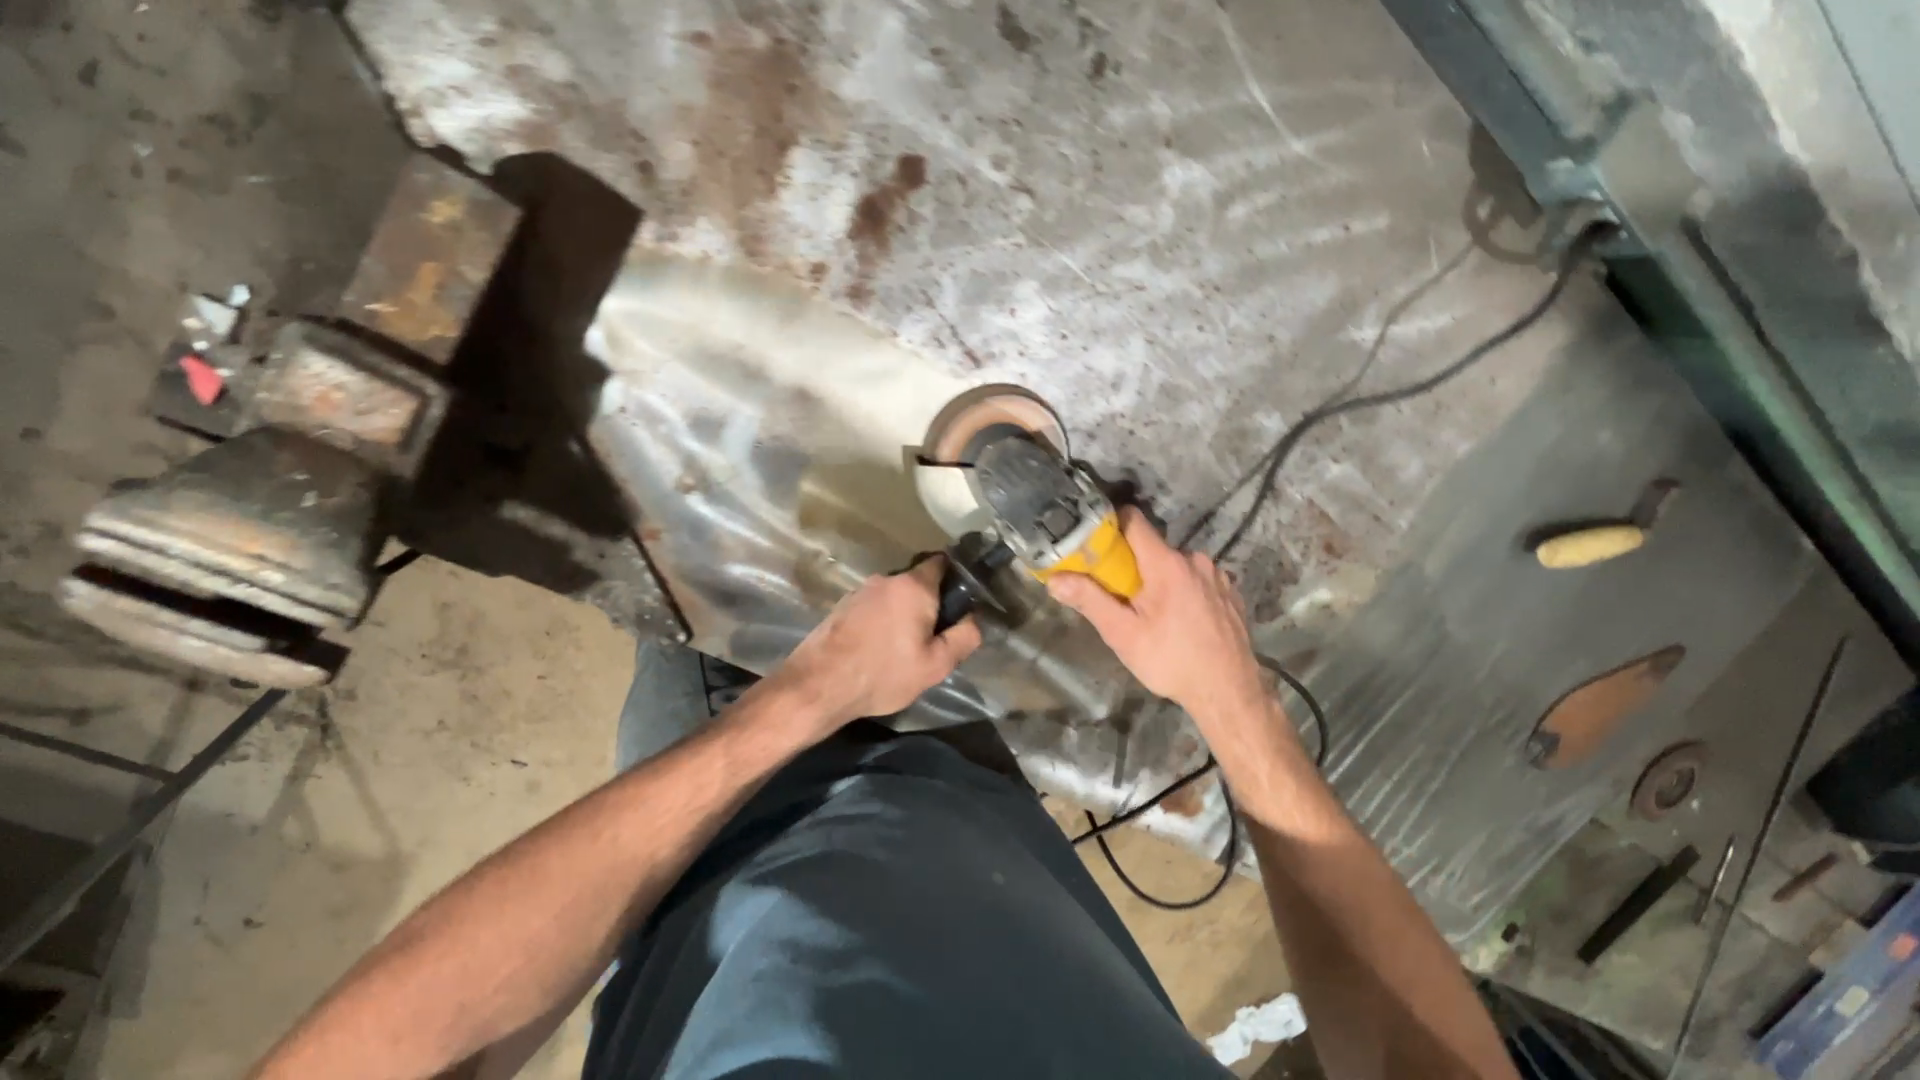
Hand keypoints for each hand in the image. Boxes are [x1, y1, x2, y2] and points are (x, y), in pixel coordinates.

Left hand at [773, 556, 982, 732]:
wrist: (819, 684)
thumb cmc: (884, 673)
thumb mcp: (936, 665)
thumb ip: (963, 638)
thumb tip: (974, 619)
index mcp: (913, 586)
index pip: (942, 562)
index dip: (955, 579)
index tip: (961, 603)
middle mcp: (886, 579)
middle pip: (917, 583)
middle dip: (928, 605)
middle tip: (932, 638)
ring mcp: (860, 591)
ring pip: (893, 597)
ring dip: (902, 615)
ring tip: (902, 649)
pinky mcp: (841, 607)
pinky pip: (873, 608)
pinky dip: (881, 622)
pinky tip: (878, 650)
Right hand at [1047, 507, 1271, 730]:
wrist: (1229, 693)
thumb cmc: (1171, 662)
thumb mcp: (1123, 635)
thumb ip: (1090, 600)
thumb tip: (1055, 579)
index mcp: (1166, 563)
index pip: (1133, 520)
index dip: (1110, 527)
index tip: (1095, 547)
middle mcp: (1195, 560)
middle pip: (1153, 548)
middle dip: (1133, 566)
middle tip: (1120, 598)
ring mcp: (1218, 576)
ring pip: (1176, 566)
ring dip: (1161, 582)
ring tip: (1154, 617)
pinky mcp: (1231, 593)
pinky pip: (1198, 581)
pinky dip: (1185, 593)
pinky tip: (1182, 624)